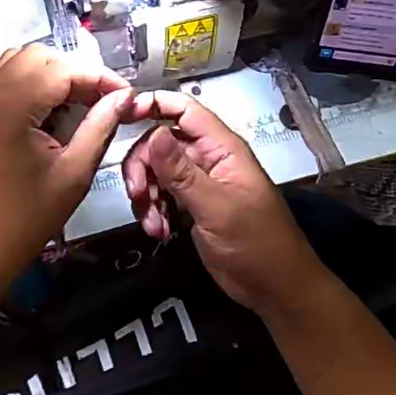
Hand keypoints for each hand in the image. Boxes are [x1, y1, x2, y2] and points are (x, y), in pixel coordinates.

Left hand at [0, 45, 131, 294]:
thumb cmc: (27, 218)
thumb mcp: (74, 173)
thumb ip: (101, 126)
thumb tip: (124, 96)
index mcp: (9, 108)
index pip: (61, 69)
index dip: (98, 77)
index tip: (124, 95)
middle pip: (38, 56)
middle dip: (74, 72)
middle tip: (99, 101)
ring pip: (18, 61)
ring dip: (51, 74)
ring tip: (75, 105)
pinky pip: (1, 78)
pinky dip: (28, 84)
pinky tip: (47, 113)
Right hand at [118, 91, 328, 314]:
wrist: (274, 289)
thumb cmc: (256, 244)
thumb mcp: (217, 208)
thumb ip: (182, 172)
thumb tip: (153, 133)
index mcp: (221, 148)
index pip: (184, 110)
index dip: (153, 105)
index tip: (121, 116)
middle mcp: (207, 158)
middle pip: (159, 142)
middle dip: (143, 168)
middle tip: (138, 197)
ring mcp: (197, 182)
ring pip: (155, 171)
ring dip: (145, 195)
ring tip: (153, 225)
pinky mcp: (189, 205)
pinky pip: (159, 195)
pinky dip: (152, 211)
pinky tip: (159, 231)